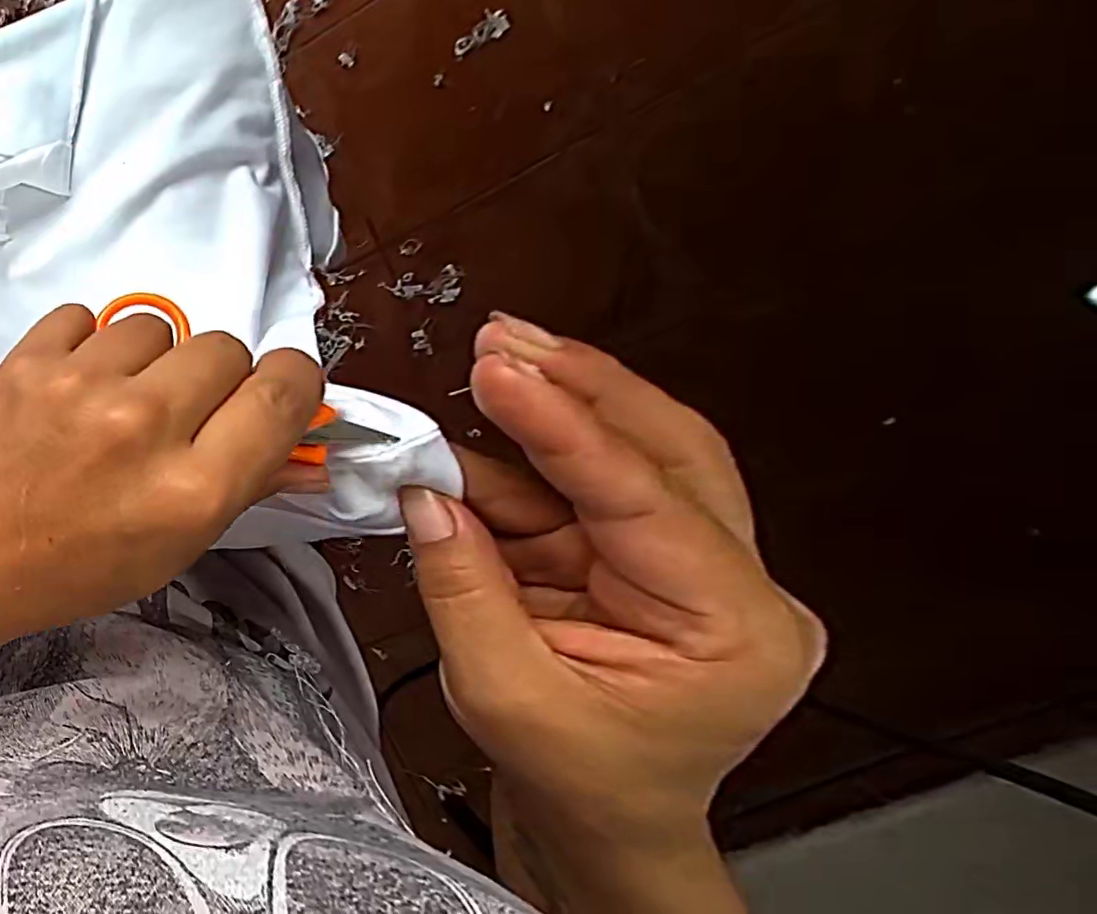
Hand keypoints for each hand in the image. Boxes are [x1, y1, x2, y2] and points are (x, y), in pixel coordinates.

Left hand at [0, 304, 324, 640]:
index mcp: (191, 489)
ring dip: (149, 359)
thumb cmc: (85, 565)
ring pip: (157, 325)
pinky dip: (87, 344)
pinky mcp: (28, 361)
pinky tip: (73, 385)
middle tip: (178, 412)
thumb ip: (252, 484)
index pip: (282, 392)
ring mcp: (80, 386)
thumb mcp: (179, 543)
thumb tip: (314, 451)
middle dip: (215, 376)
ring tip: (115, 400)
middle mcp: (142, 427)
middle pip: (224, 346)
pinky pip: (87, 315)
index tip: (272, 388)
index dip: (292, 381)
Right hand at [402, 313, 824, 908]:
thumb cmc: (577, 777)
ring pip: (615, 451)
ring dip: (544, 405)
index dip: (561, 424)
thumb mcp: (504, 690)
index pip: (642, 496)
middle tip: (508, 338)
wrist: (599, 816)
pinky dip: (506, 455)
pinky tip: (462, 436)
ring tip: (488, 361)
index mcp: (731, 626)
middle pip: (663, 445)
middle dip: (580, 383)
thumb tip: (424, 494)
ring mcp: (666, 556)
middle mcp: (720, 577)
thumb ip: (460, 584)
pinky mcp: (612, 548)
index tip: (497, 370)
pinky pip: (558, 484)